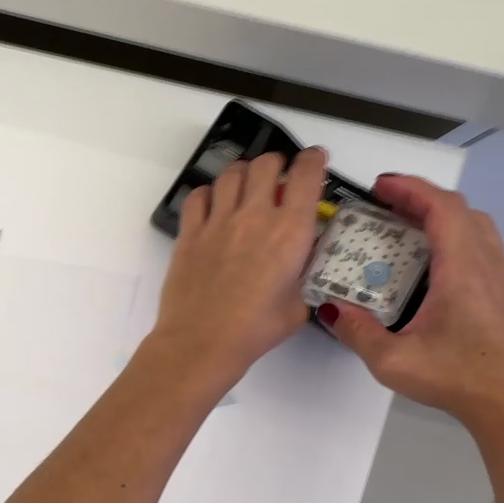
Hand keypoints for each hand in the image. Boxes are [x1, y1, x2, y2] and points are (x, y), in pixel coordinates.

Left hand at [150, 148, 329, 387]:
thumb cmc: (255, 329)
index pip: (307, 173)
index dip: (314, 160)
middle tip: (277, 180)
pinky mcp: (188, 235)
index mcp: (290, 230)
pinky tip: (212, 206)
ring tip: (244, 189)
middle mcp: (254, 217)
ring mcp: (217, 223)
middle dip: (275, 165)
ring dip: (242, 175)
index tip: (315, 161)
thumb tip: (301, 261)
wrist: (201, 342)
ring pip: (230, 175)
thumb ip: (305, 273)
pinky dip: (208, 194)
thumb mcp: (300, 303)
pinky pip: (197, 197)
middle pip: (265, 164)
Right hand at [318, 175, 503, 433]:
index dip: (411, 189)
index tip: (380, 185)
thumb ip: (357, 330)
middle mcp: (489, 265)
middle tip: (384, 205)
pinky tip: (429, 265)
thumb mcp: (392, 360)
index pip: (442, 209)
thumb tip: (329, 308)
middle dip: (421, 200)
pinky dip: (452, 239)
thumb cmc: (458, 378)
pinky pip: (480, 249)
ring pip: (476, 229)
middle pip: (461, 212)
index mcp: (463, 270)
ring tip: (403, 229)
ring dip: (440, 218)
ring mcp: (503, 279)